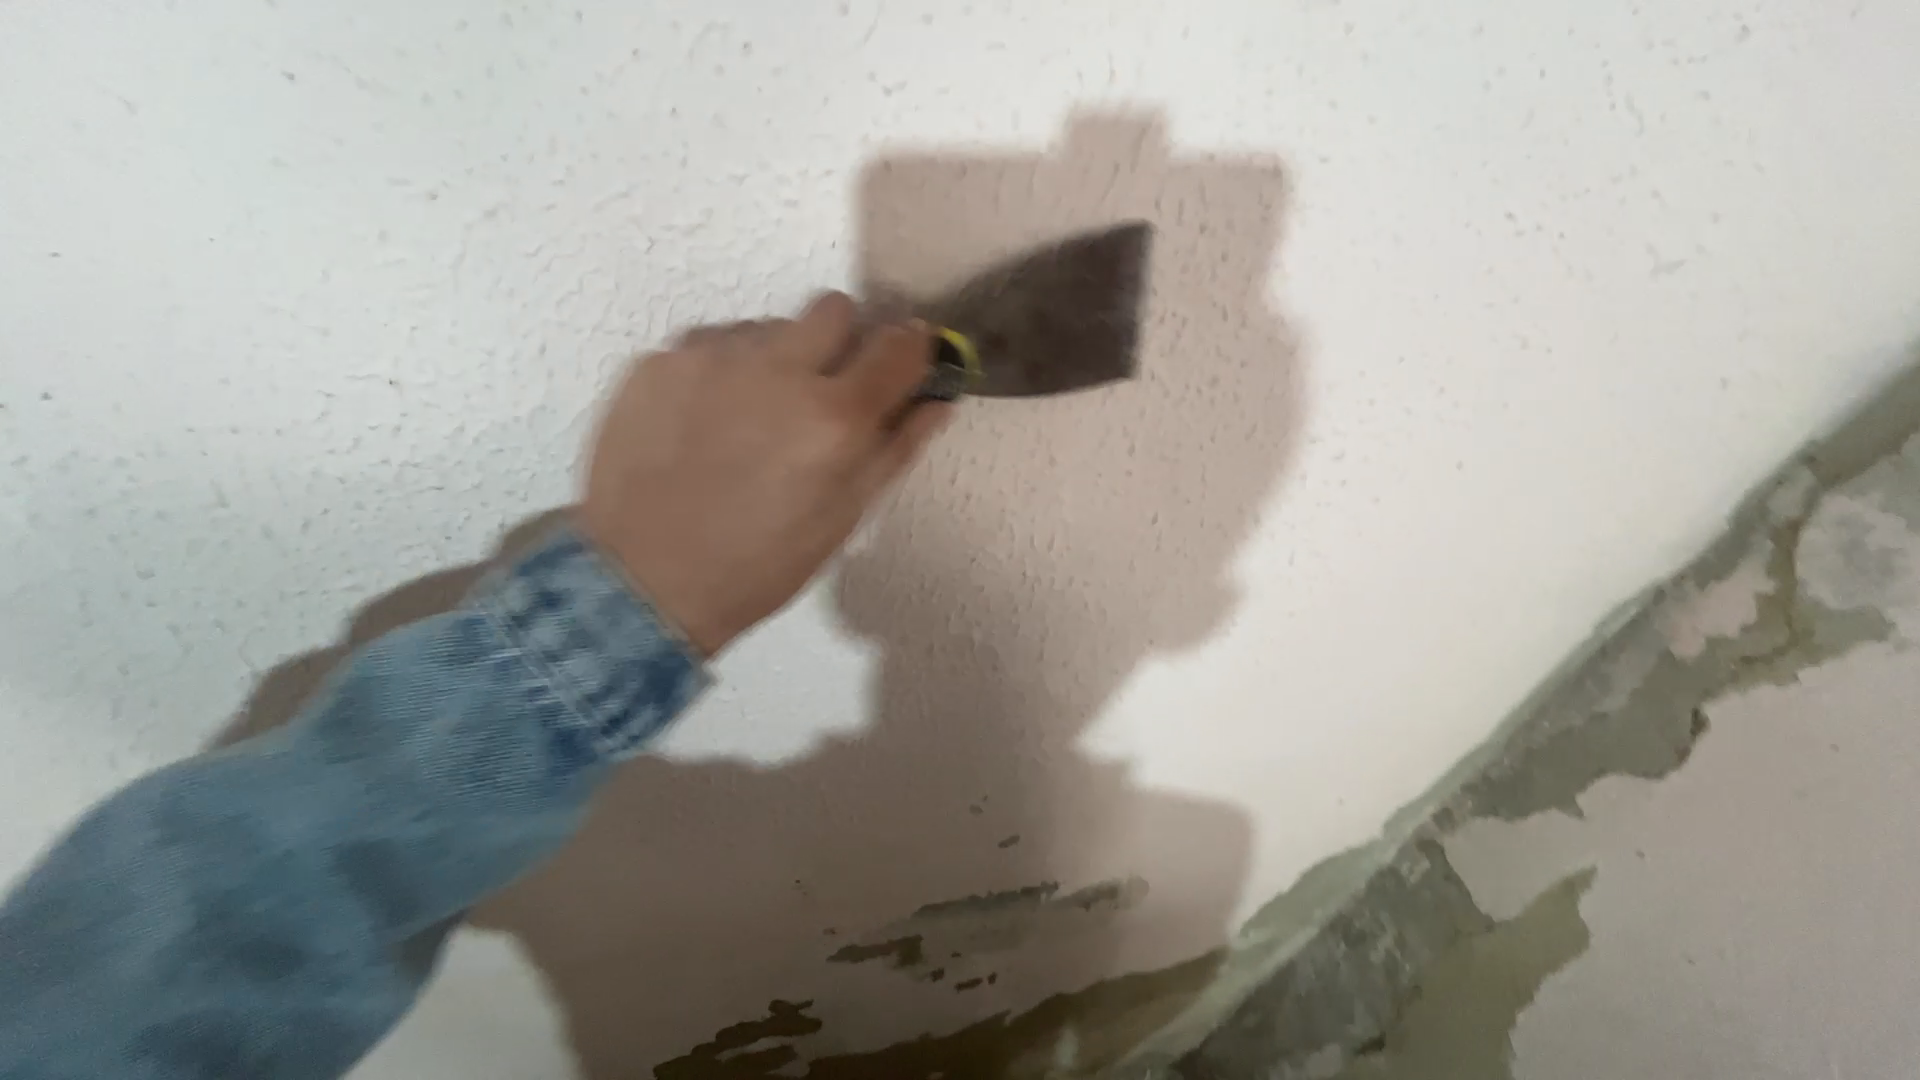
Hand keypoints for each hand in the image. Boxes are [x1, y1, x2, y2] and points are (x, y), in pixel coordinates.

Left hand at [576, 292, 950, 655]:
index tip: (907, 359)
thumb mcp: (843, 518)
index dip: (912, 348)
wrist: (644, 581)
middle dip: (842, 341)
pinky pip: (712, 344)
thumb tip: (938, 400)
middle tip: (822, 391)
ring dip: (776, 360)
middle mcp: (778, 370)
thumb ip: (896, 449)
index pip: (899, 344)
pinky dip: (721, 373)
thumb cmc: (761, 564)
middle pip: (834, 308)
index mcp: (834, 417)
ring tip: (751, 419)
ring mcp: (712, 358)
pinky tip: (704, 423)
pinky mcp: (659, 361)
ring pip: (769, 327)